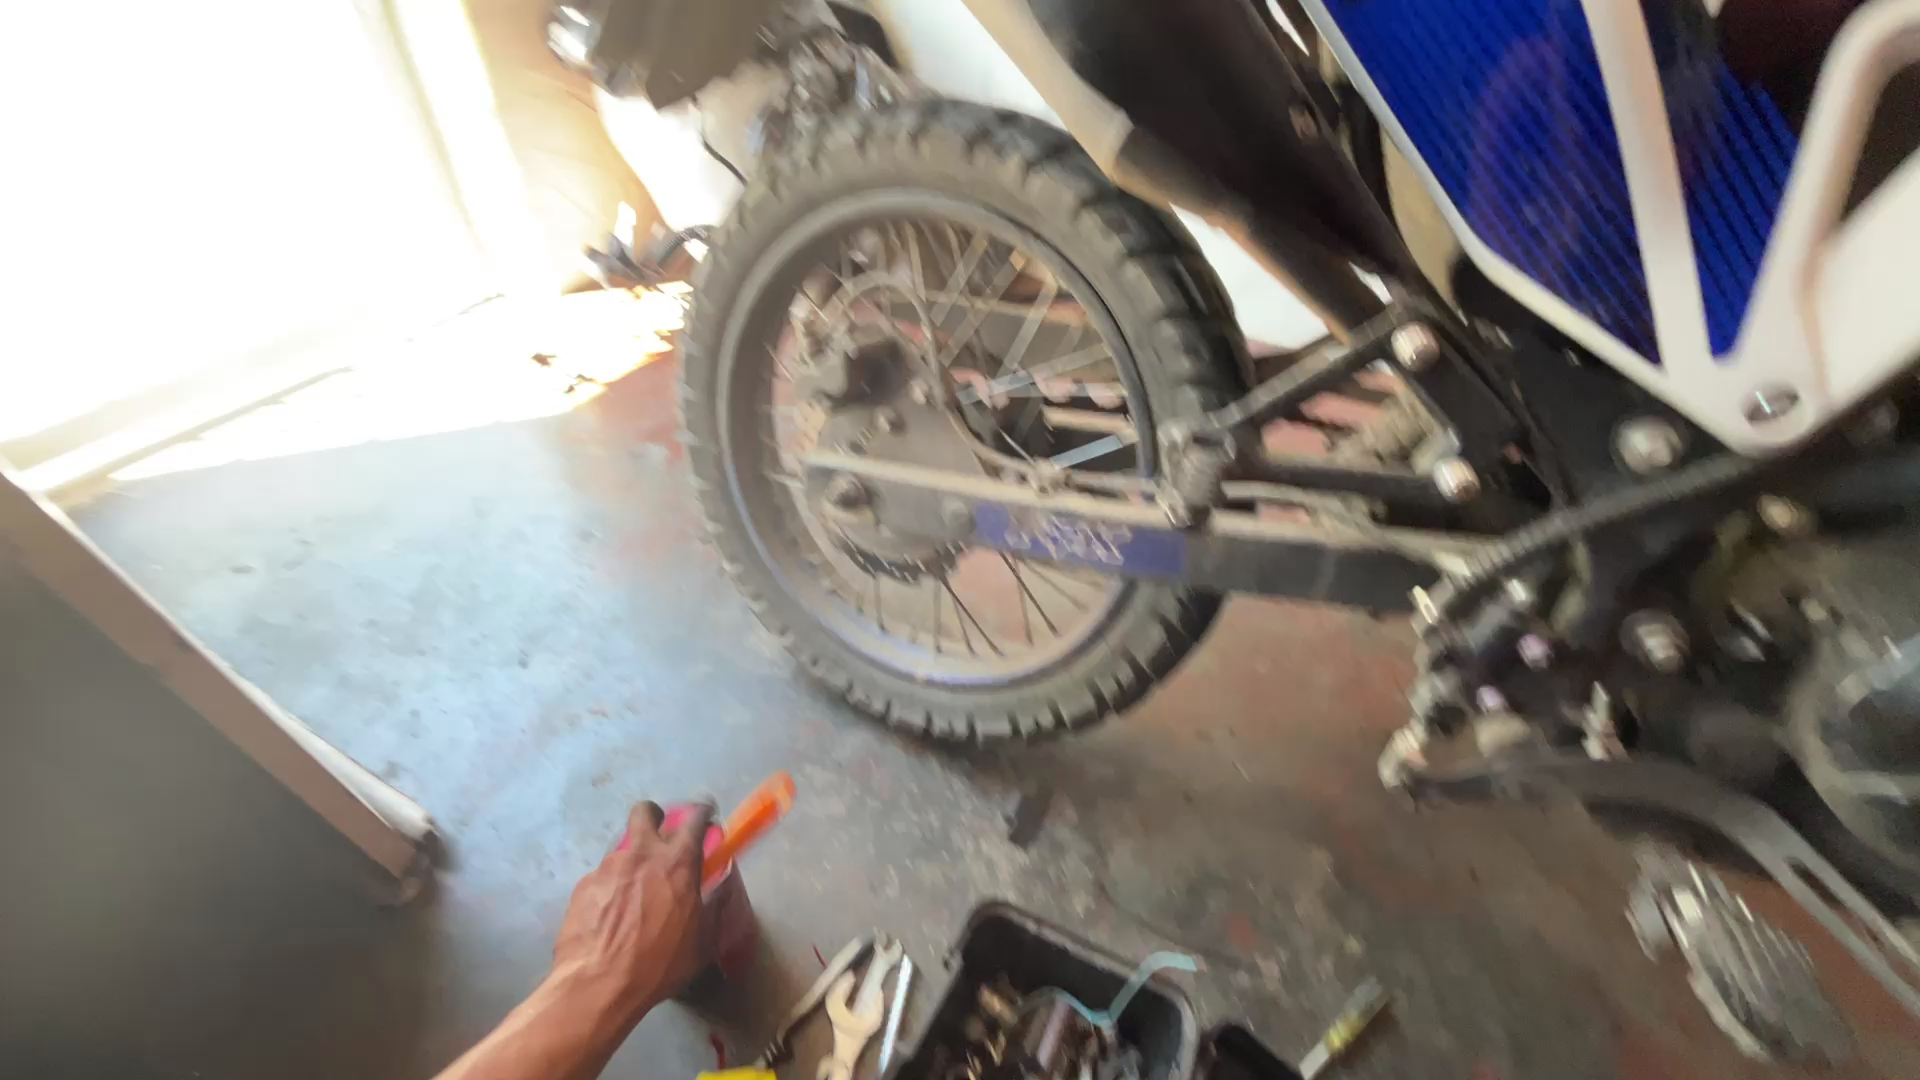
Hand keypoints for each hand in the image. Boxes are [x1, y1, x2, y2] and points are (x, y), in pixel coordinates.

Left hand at [549, 800, 714, 1021]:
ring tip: (630, 899)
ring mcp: (608, 867)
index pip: (696, 817)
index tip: (705, 818)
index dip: (703, 813)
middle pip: (646, 811)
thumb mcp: (702, 939)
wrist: (596, 987)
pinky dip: (608, 891)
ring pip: (623, 850)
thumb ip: (716, 905)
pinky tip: (607, 919)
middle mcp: (642, 853)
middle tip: (659, 841)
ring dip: (631, 864)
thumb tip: (724, 885)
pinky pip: (601, 879)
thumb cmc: (658, 963)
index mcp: (678, 861)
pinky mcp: (582, 886)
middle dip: (654, 818)